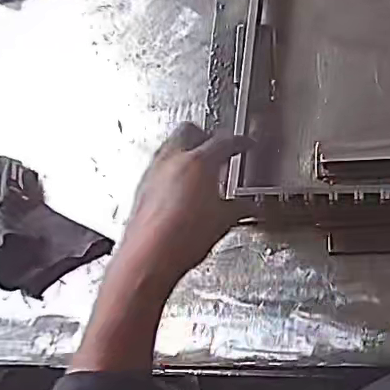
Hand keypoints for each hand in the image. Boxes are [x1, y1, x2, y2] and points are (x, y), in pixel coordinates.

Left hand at [104, 123, 247, 304]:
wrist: (148, 258)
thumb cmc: (181, 240)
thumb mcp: (223, 221)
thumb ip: (239, 207)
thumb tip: (247, 206)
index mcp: (199, 162)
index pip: (225, 141)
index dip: (240, 142)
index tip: (245, 144)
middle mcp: (173, 160)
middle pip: (191, 130)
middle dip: (207, 137)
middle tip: (220, 150)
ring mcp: (153, 171)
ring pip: (171, 146)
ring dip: (187, 152)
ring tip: (201, 170)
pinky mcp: (142, 186)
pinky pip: (159, 166)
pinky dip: (173, 169)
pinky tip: (181, 190)